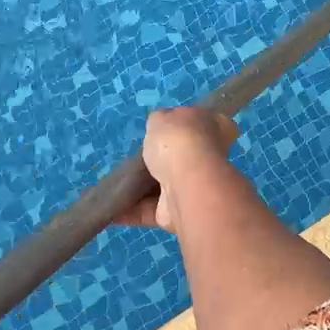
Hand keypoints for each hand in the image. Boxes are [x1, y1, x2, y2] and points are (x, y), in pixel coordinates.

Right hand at [115, 107, 238, 233]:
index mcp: (216, 127)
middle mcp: (210, 157)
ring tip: (117, 185)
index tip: (165, 129)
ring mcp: (195, 186)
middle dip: (160, 160)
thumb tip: (160, 124)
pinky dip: (132, 210)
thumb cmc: (179, 140)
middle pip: (182, 156)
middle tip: (136, 158)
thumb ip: (160, 121)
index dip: (185, 125)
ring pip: (165, 186)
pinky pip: (151, 210)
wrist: (185, 182)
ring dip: (143, 189)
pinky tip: (113, 209)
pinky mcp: (178, 212)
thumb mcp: (162, 118)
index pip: (204, 123)